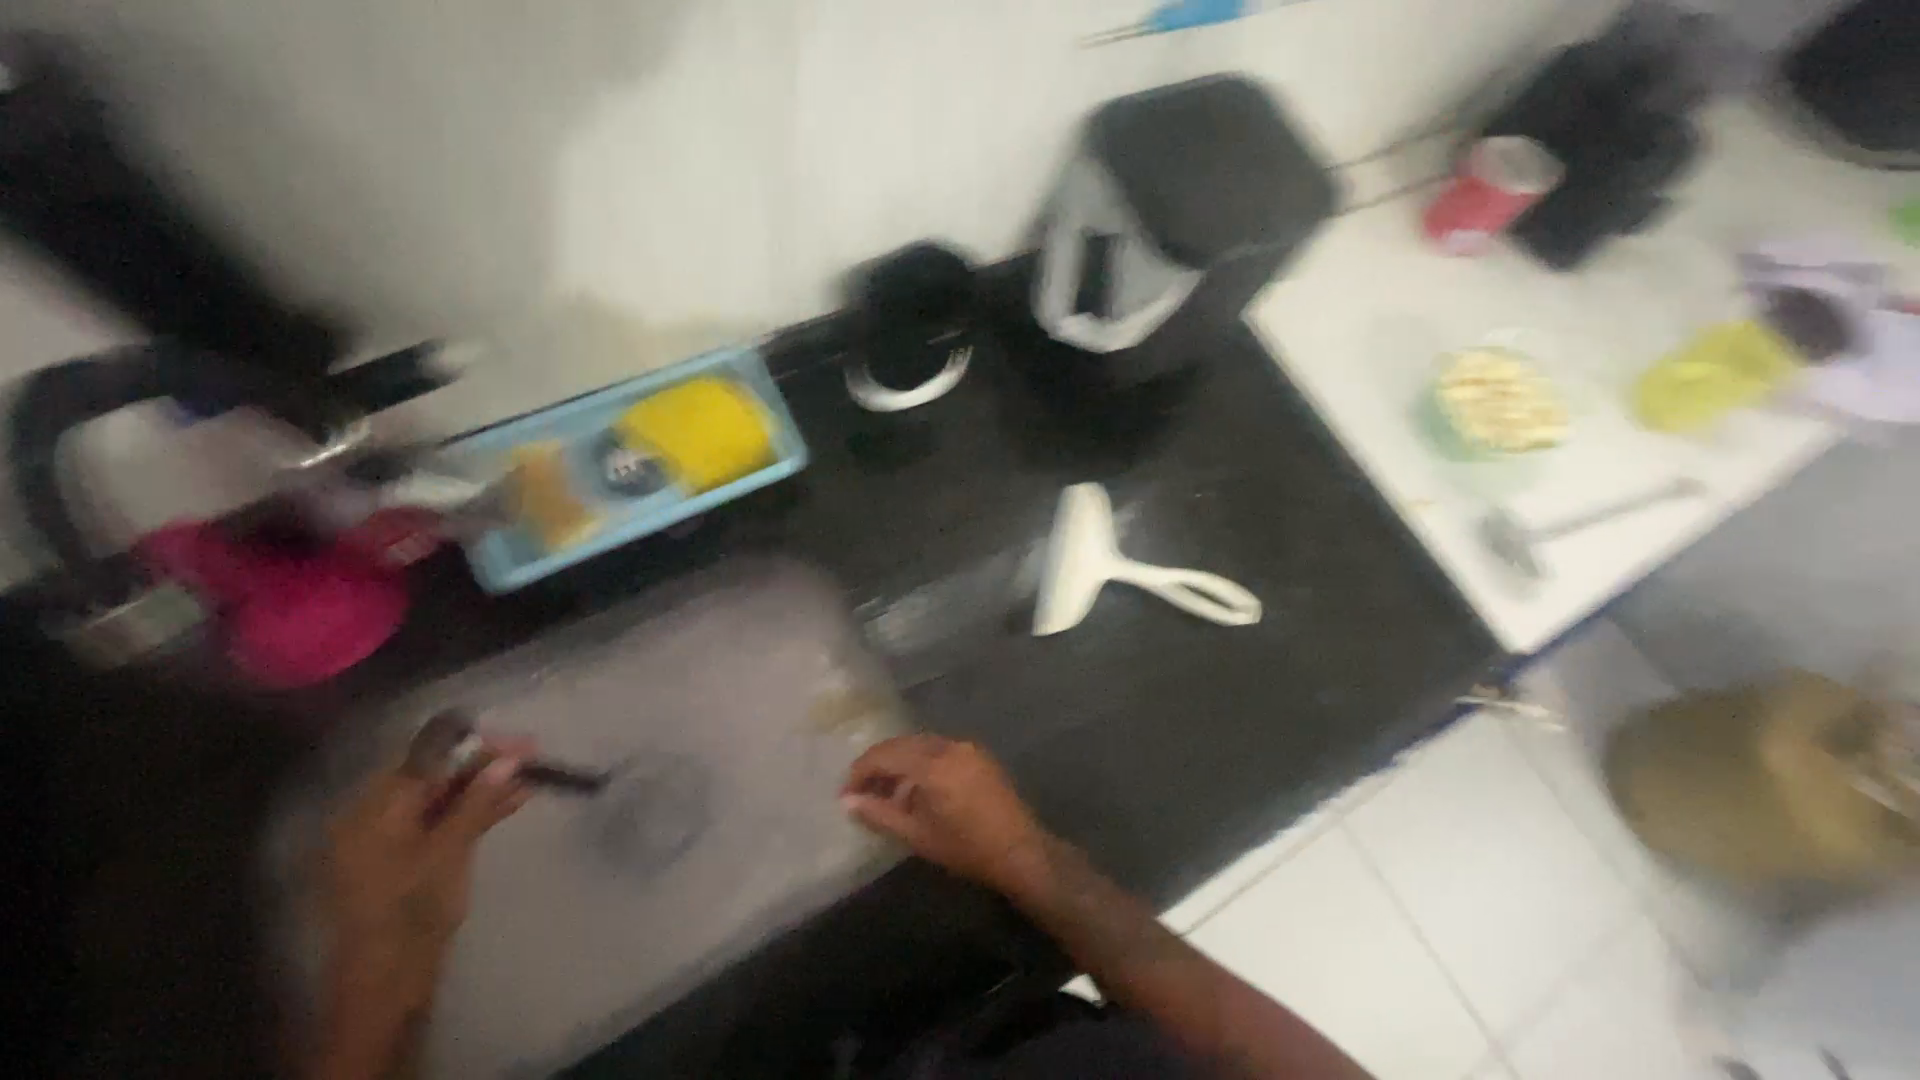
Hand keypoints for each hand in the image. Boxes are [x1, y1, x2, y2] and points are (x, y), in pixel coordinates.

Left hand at [319, 744, 531, 1016]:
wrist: (389, 979)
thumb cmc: (412, 909)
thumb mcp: (449, 850)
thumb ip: (477, 800)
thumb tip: (508, 758)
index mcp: (370, 811)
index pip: (424, 760)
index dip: (471, 746)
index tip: (514, 740)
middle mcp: (374, 818)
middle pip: (434, 777)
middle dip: (482, 764)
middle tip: (530, 753)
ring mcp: (392, 841)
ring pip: (443, 800)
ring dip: (484, 788)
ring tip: (531, 776)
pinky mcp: (410, 860)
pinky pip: (443, 823)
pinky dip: (474, 812)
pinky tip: (513, 801)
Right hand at [840, 735, 1048, 894]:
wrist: (1020, 851)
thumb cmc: (965, 848)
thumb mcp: (916, 835)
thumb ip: (879, 814)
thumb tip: (846, 802)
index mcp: (932, 763)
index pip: (883, 755)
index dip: (859, 772)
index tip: (846, 795)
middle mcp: (948, 746)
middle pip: (901, 744)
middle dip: (878, 765)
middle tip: (862, 793)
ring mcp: (967, 747)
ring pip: (920, 745)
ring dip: (900, 763)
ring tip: (887, 795)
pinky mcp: (979, 755)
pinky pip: (939, 750)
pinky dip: (921, 763)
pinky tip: (917, 791)